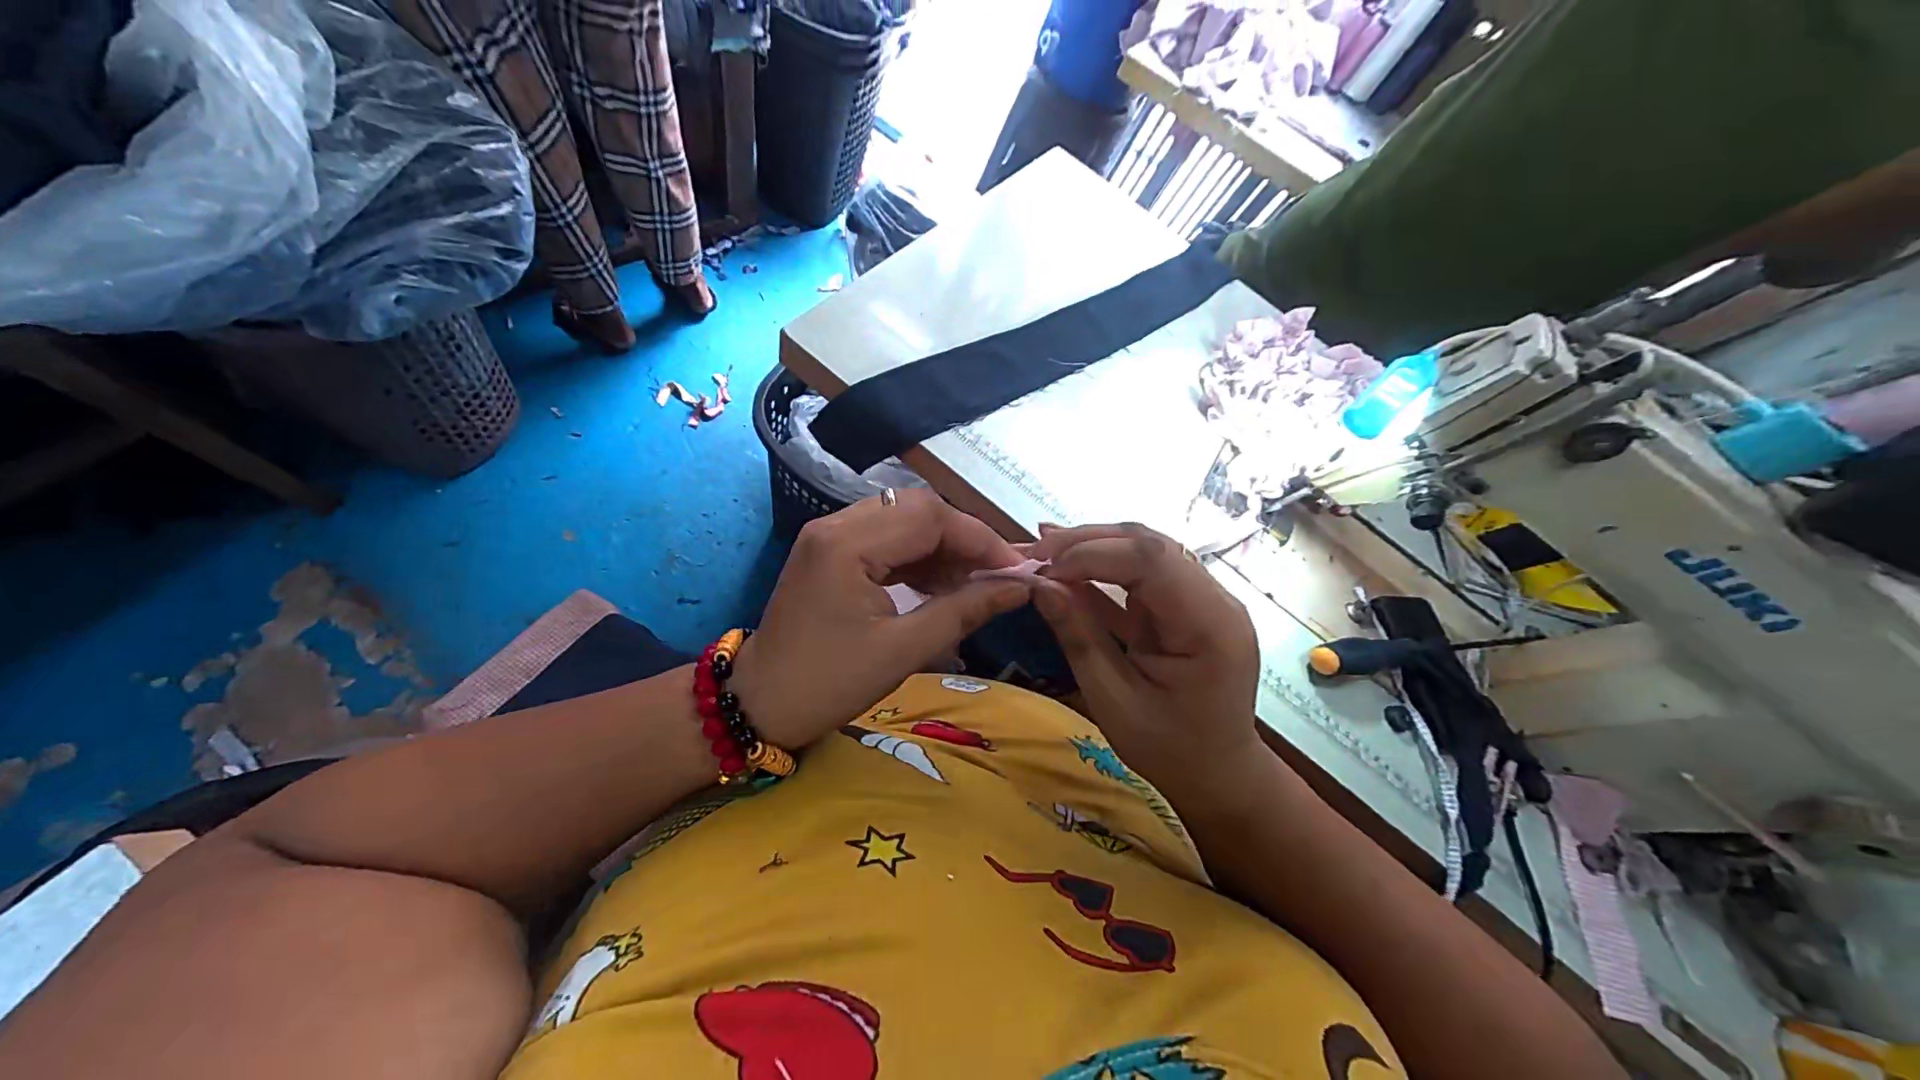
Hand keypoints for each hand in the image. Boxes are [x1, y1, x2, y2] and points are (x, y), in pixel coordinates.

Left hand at [729, 490, 1033, 748]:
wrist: (760, 702)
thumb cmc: (829, 682)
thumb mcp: (903, 650)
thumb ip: (964, 610)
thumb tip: (1020, 587)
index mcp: (846, 545)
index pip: (929, 517)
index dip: (980, 539)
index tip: (1016, 570)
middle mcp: (835, 525)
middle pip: (917, 509)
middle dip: (963, 539)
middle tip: (996, 576)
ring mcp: (829, 535)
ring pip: (903, 520)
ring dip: (942, 547)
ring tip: (973, 584)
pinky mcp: (830, 550)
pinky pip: (885, 538)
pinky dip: (918, 556)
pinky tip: (939, 585)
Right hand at [1026, 523, 1263, 808]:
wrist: (1219, 776)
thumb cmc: (1169, 751)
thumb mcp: (1114, 701)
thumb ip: (1079, 637)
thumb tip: (1039, 585)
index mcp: (1210, 625)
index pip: (1152, 560)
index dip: (1092, 552)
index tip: (1043, 567)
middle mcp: (1216, 600)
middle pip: (1150, 546)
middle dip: (1088, 541)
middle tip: (1034, 549)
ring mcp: (1204, 599)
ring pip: (1145, 552)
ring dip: (1093, 548)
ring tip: (1044, 551)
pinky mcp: (1186, 605)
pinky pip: (1144, 574)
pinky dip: (1103, 568)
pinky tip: (1067, 564)